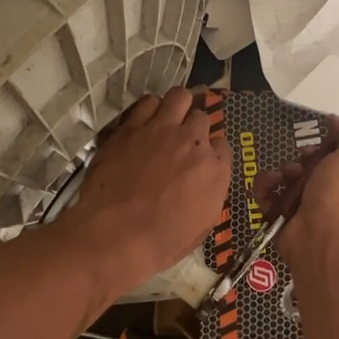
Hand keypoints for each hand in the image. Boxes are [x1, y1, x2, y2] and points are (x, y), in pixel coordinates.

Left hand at [58, 87, 231, 286]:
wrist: (116, 234)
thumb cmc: (162, 241)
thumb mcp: (202, 225)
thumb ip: (210, 192)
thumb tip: (205, 178)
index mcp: (215, 168)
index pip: (222, 145)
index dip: (210, 151)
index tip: (200, 160)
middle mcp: (193, 141)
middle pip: (201, 117)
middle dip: (194, 127)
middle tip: (182, 141)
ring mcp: (161, 130)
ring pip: (178, 97)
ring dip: (176, 107)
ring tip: (167, 120)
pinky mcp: (131, 127)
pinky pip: (147, 102)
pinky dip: (150, 109)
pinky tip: (144, 121)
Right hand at [255, 105, 338, 269]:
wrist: (317, 239)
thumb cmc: (338, 196)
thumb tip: (338, 119)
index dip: (338, 141)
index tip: (328, 129)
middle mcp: (335, 190)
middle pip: (316, 161)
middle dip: (306, 156)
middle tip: (305, 157)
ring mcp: (308, 203)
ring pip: (290, 175)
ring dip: (285, 170)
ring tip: (286, 176)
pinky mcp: (284, 213)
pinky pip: (270, 192)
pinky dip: (268, 186)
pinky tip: (272, 185)